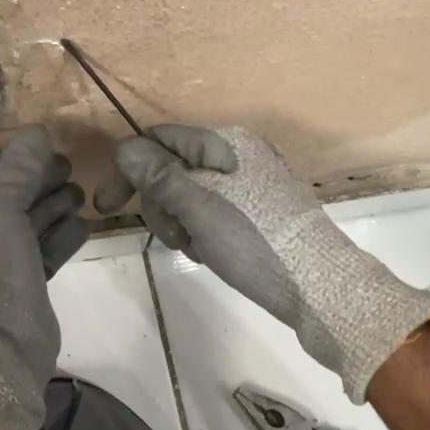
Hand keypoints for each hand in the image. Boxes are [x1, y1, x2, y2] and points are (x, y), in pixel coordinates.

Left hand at [0, 126, 88, 429]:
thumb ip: (18, 168)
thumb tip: (38, 132)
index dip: (13, 156)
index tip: (44, 145)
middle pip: (14, 193)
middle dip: (40, 178)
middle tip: (69, 168)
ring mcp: (5, 259)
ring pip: (34, 220)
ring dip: (55, 204)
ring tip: (78, 194)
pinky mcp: (30, 282)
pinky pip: (50, 248)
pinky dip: (65, 235)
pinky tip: (83, 225)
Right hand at [94, 124, 429, 401]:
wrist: (322, 289)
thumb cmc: (255, 243)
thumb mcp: (198, 207)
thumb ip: (157, 174)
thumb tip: (124, 147)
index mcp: (225, 144)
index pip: (158, 140)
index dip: (129, 170)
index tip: (108, 207)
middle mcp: (238, 155)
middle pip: (171, 168)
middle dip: (159, 203)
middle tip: (170, 238)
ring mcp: (251, 183)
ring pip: (188, 194)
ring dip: (178, 221)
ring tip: (194, 250)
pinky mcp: (260, 211)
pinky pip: (211, 211)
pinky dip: (199, 230)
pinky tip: (209, 252)